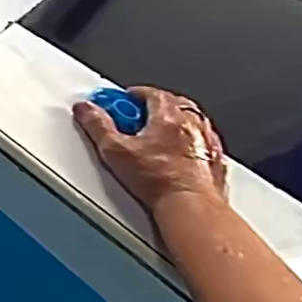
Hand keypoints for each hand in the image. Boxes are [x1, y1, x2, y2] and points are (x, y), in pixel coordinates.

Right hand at [72, 86, 226, 213]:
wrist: (190, 208)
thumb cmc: (159, 181)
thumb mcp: (114, 150)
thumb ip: (97, 125)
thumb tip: (86, 110)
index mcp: (169, 119)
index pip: (152, 94)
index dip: (132, 94)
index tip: (117, 100)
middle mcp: (192, 128)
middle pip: (175, 103)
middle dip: (154, 104)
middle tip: (134, 114)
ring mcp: (206, 146)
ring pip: (191, 121)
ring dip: (173, 121)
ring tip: (153, 132)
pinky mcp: (215, 164)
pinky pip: (202, 142)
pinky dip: (188, 140)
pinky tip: (174, 152)